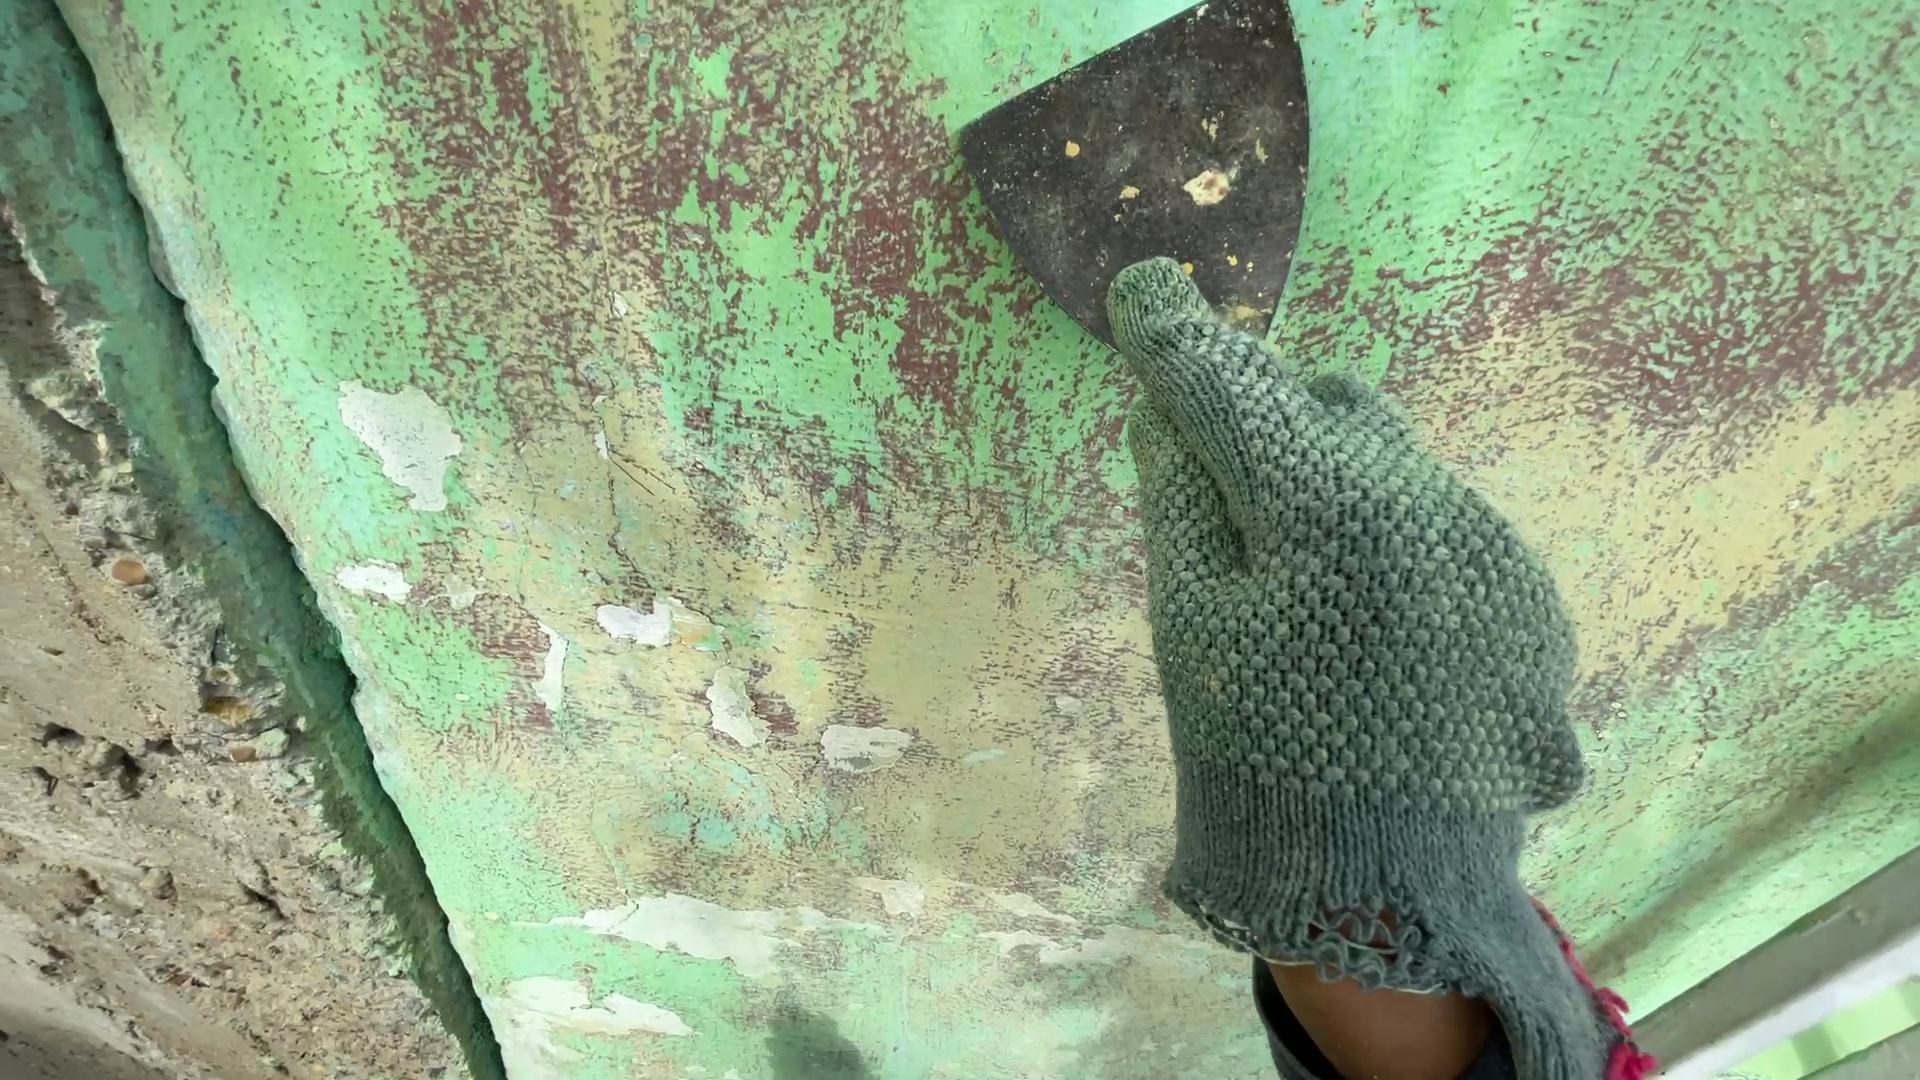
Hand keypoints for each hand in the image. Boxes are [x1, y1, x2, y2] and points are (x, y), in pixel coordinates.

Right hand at [1111, 257, 1581, 821]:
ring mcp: (1487, 543)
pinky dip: (1369, 515)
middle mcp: (1427, 500)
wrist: (1380, 877)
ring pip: (1377, 448)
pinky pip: (1424, 509)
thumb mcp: (1189, 616)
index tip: (1141, 286)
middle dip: (1247, 401)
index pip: (1230, 392)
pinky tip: (1352, 591)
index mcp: (1328, 509)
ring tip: (1281, 535)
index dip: (1176, 340)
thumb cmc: (1254, 745)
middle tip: (1199, 425)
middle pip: (1311, 401)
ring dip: (1313, 456)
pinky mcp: (1519, 586)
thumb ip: (1180, 497)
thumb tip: (1165, 410)